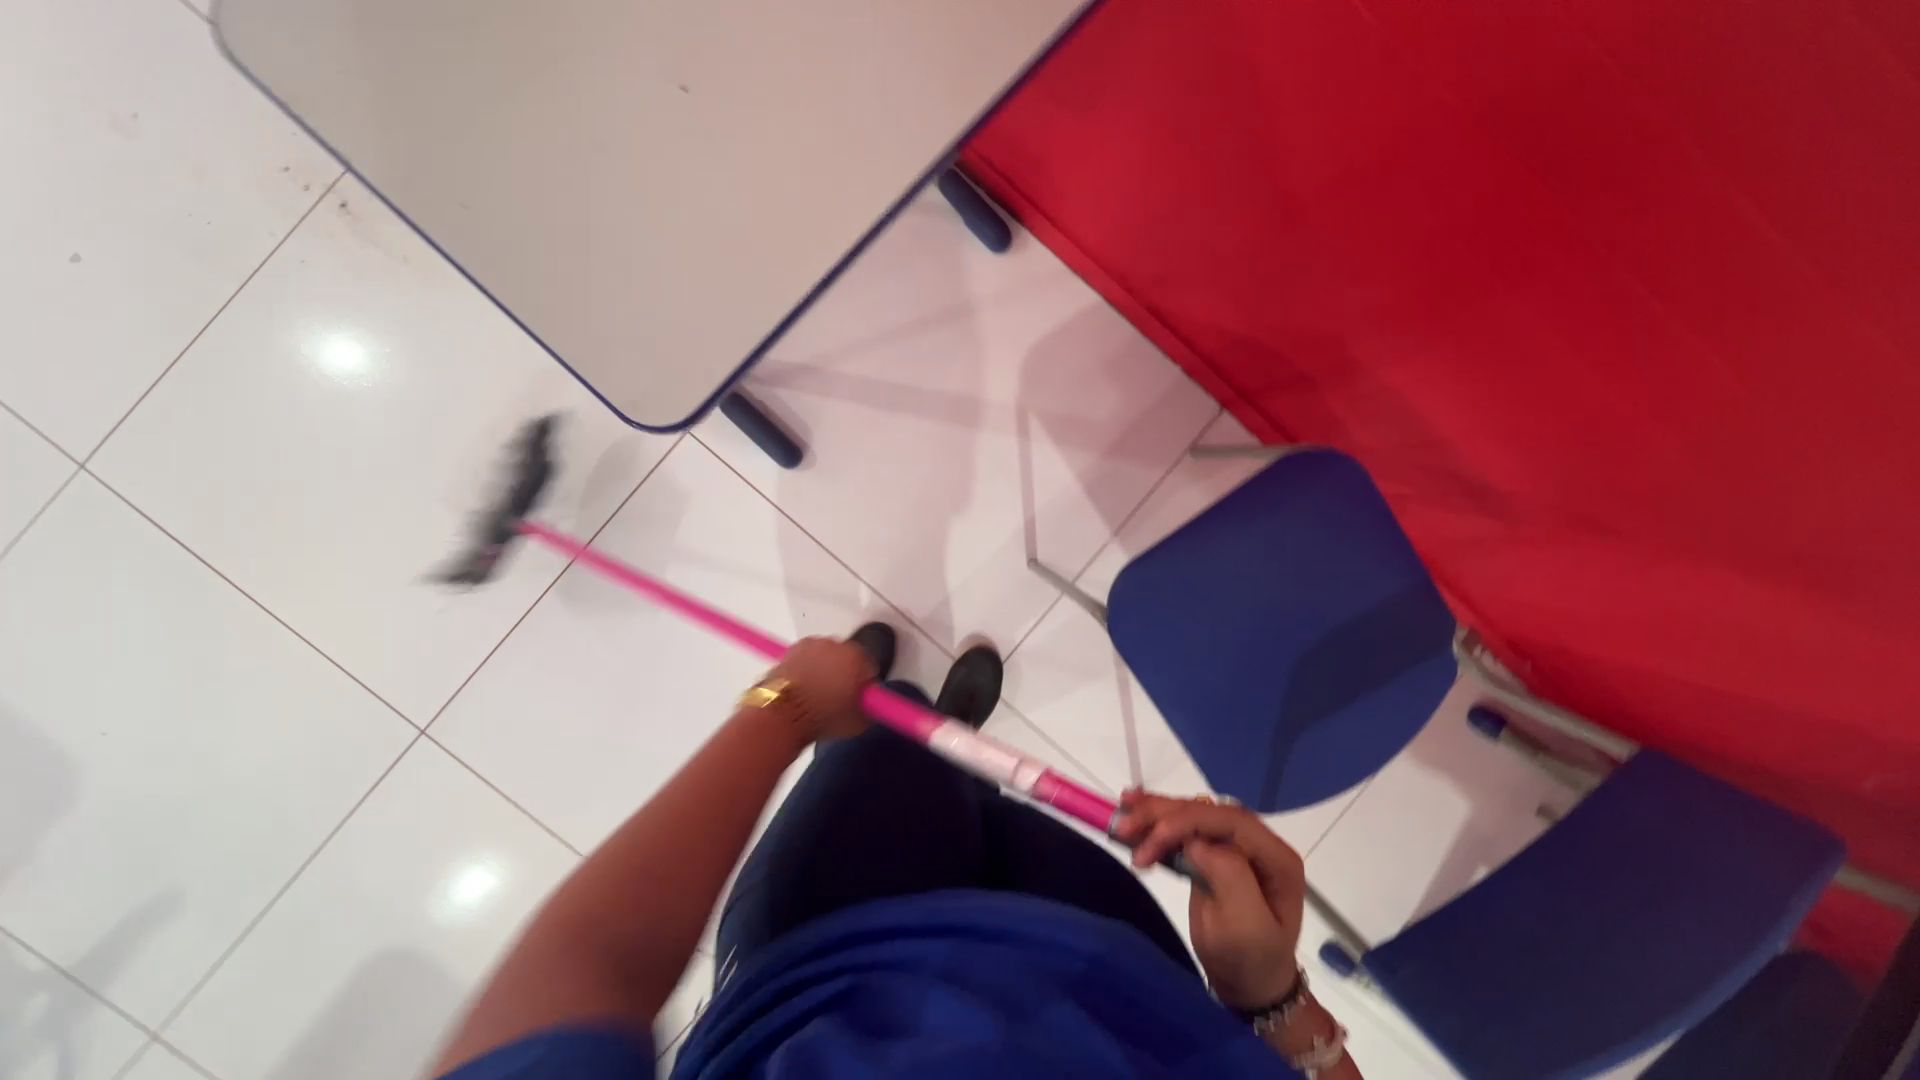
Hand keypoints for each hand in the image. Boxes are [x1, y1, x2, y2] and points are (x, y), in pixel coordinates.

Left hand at [760, 636, 873, 742]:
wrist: (783, 713)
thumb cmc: (822, 715)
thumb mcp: (859, 721)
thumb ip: (870, 706)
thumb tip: (869, 703)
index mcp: (858, 657)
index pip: (870, 669)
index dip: (865, 686)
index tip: (858, 699)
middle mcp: (837, 644)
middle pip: (848, 658)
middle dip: (845, 673)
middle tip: (837, 696)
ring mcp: (814, 644)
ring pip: (826, 656)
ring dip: (825, 668)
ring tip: (817, 692)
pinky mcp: (793, 648)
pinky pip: (808, 657)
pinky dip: (807, 666)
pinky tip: (804, 686)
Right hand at [1114, 792, 1305, 1008]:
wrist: (1248, 986)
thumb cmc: (1250, 959)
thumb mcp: (1245, 926)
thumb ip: (1229, 877)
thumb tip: (1196, 842)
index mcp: (1275, 856)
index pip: (1230, 821)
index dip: (1189, 821)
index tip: (1153, 838)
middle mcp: (1256, 843)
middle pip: (1207, 812)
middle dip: (1164, 814)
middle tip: (1125, 826)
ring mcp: (1234, 845)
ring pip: (1192, 814)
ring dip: (1155, 811)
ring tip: (1122, 808)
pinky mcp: (1212, 853)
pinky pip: (1184, 829)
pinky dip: (1158, 821)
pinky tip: (1135, 811)